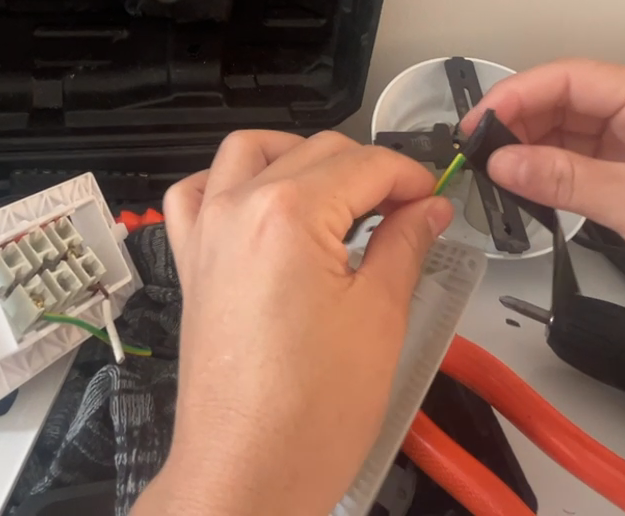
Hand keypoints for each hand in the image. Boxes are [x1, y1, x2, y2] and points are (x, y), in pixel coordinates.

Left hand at [137, 130, 454, 515]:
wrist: (247, 475)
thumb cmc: (307, 415)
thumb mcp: (380, 318)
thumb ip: (406, 244)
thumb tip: (427, 208)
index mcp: (291, 214)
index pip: (367, 165)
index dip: (411, 177)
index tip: (431, 198)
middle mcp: (241, 207)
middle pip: (318, 150)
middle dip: (370, 172)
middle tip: (405, 211)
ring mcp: (209, 229)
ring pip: (253, 150)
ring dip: (300, 156)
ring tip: (338, 196)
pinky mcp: (193, 257)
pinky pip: (198, 191)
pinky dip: (229, 182)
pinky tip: (261, 203)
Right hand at [465, 59, 624, 384]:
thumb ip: (567, 178)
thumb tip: (500, 159)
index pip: (574, 78)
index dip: (520, 94)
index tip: (478, 123)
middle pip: (569, 102)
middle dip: (521, 120)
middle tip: (478, 149)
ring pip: (572, 136)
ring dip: (532, 149)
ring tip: (493, 169)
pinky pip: (582, 171)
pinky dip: (550, 177)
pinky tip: (525, 188)